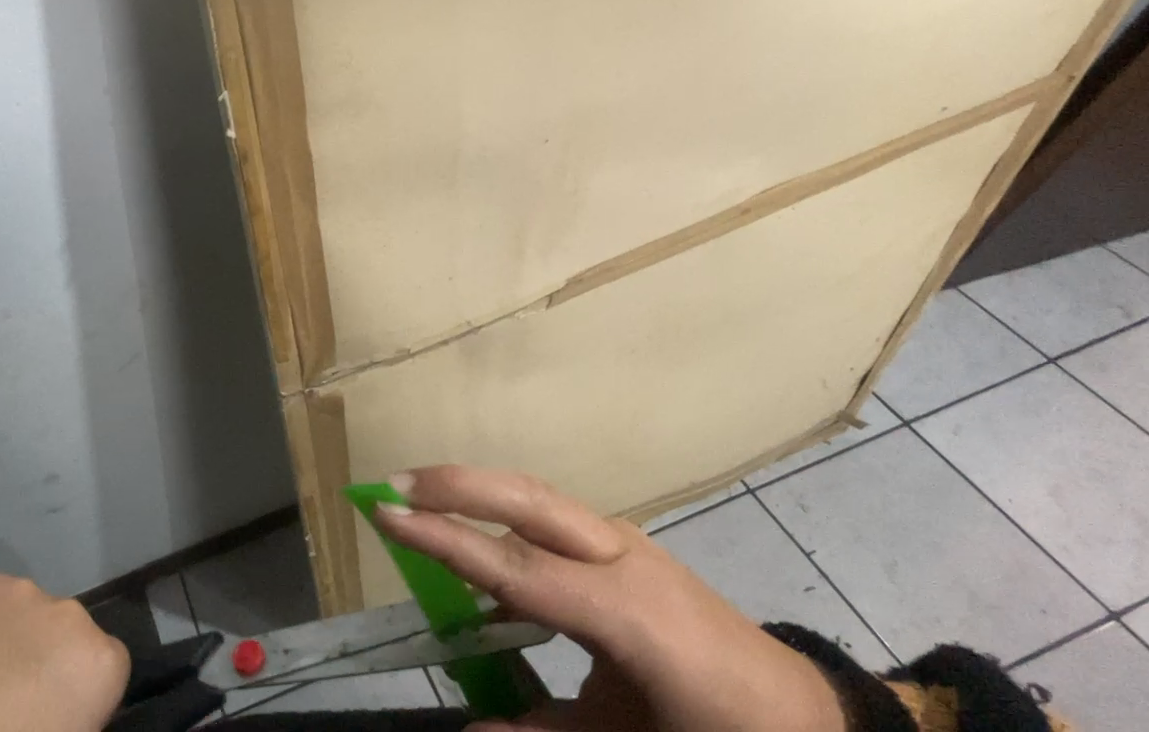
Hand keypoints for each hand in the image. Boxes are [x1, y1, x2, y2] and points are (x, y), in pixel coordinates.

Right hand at [374, 466, 845, 731]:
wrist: (806, 717)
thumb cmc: (716, 731)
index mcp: (626, 613)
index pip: (515, 566)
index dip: (446, 540)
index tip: (386, 514)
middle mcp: (622, 560)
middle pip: (527, 500)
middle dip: (456, 486)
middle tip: (388, 485)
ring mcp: (626, 544)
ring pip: (537, 496)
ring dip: (475, 489)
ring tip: (417, 496)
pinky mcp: (623, 546)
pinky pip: (549, 517)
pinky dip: (500, 509)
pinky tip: (473, 532)